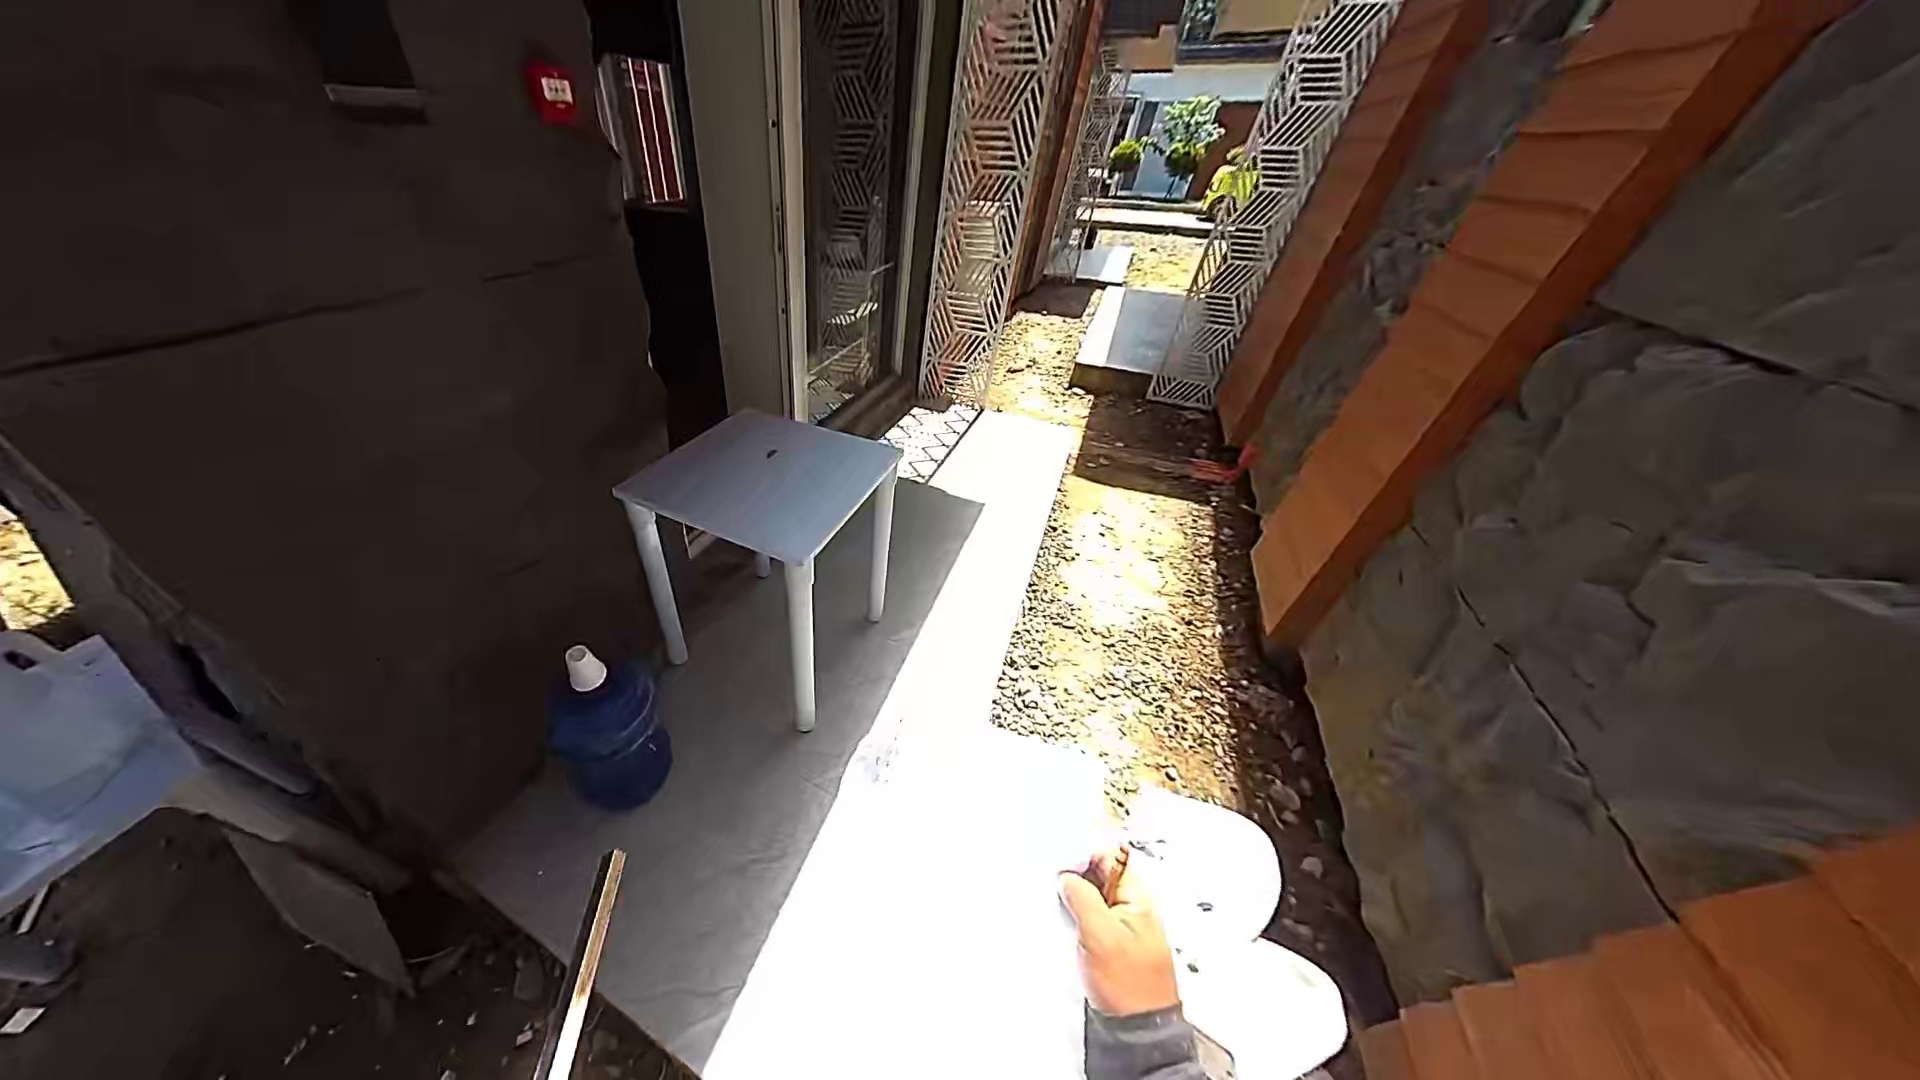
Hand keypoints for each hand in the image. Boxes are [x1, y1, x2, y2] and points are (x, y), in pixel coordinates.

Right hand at [1059, 849, 1180, 1016]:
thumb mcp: (1099, 933)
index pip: (1108, 858)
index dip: (1083, 858)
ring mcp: (1122, 927)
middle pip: (1099, 876)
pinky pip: (1092, 919)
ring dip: (1075, 900)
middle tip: (1057, 888)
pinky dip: (1078, 919)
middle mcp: (1132, 908)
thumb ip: (1082, 897)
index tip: (1061, 867)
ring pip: (1093, 898)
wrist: (1138, 1034)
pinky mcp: (1112, 945)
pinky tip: (1066, 925)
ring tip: (1060, 907)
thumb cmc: (1128, 987)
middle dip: (1077, 879)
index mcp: (1136, 897)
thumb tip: (1067, 876)